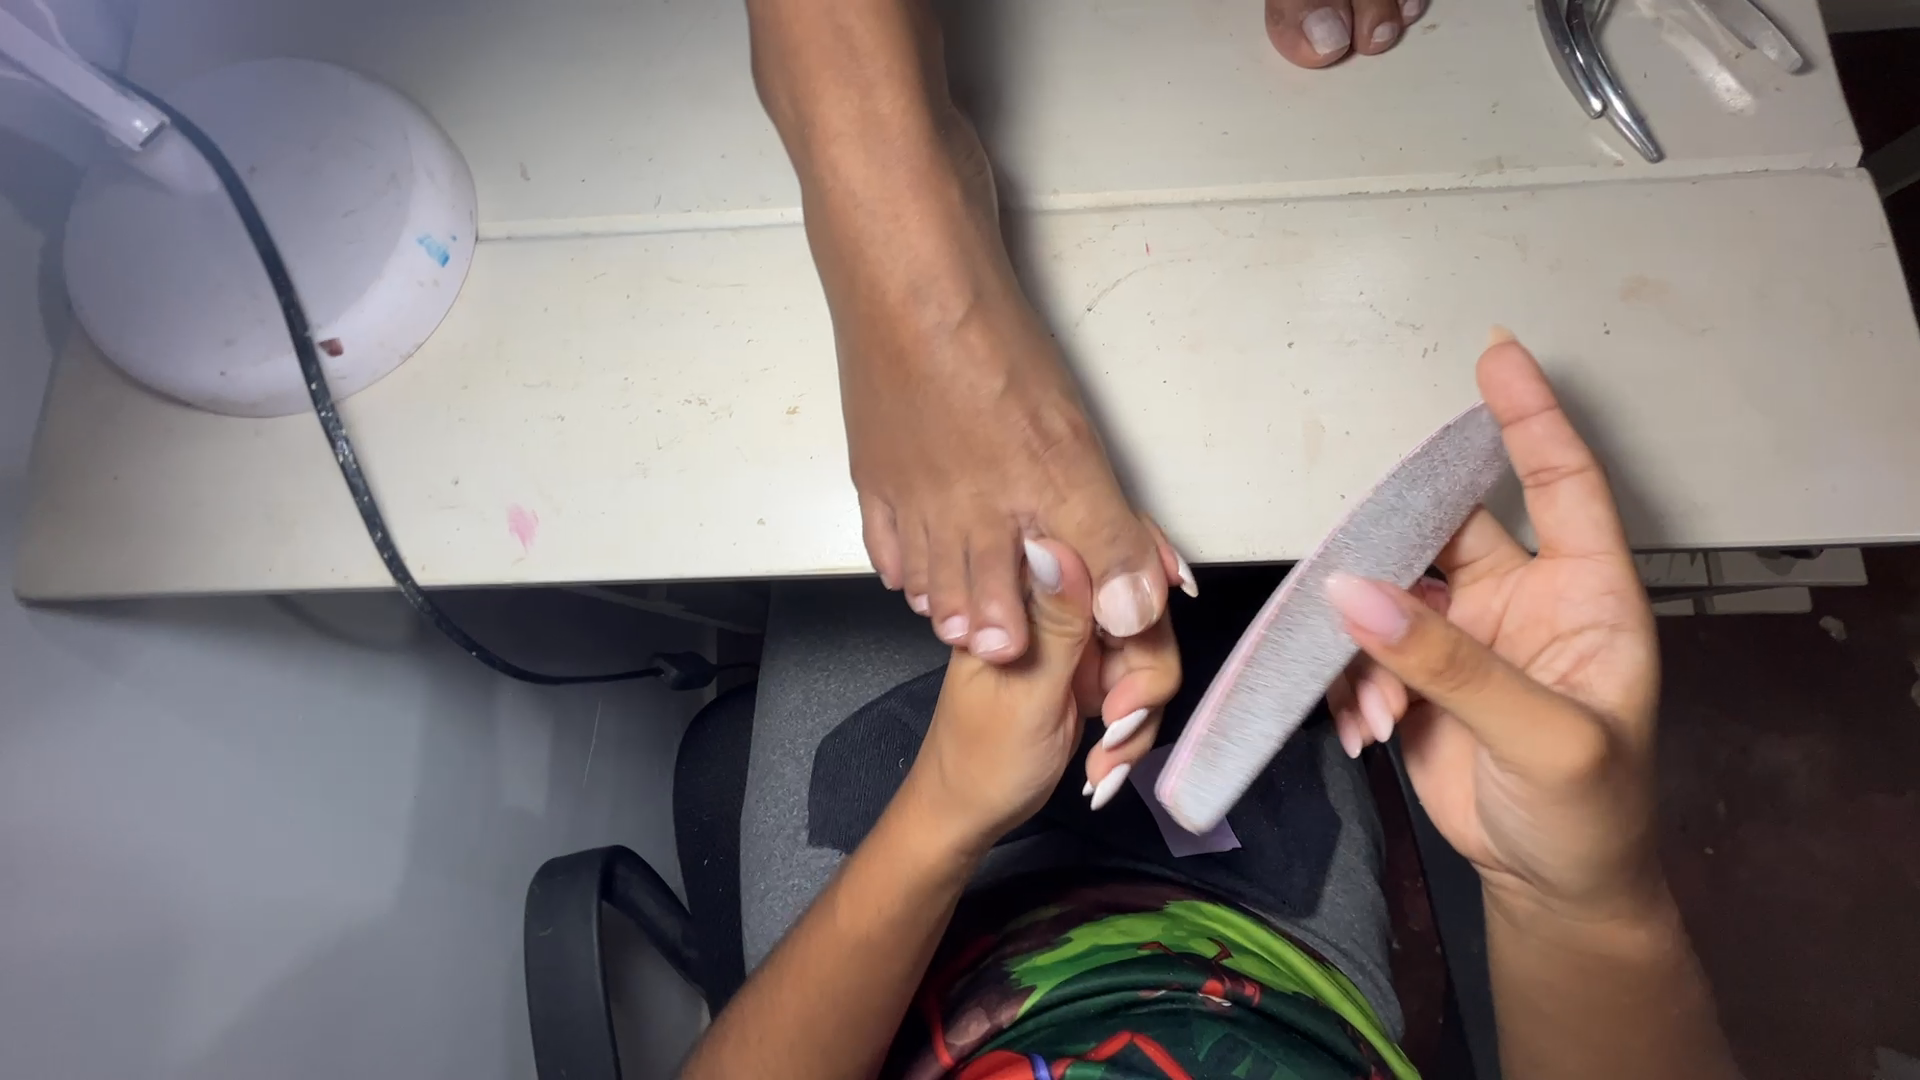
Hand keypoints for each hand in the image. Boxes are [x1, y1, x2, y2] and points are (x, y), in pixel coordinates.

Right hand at [814, 113, 1192, 668]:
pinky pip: (880, 538)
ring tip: (959, 620)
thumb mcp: (1076, 450)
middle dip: (990, 628)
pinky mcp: (871, 461)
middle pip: (968, 599)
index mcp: (1001, 523)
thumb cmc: (992, 354)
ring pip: (923, 574)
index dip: (1038, 640)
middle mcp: (947, 520)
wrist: (908, 279)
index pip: (1022, 610)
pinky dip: (898, 564)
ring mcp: (901, 491)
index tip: (1047, 655)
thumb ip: (1107, 535)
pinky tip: (905, 571)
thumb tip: (1135, 612)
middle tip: (1002, 647)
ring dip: (945, 601)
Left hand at [903, 538, 1179, 851]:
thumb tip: (1055, 542)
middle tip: (1118, 726)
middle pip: (1138, 608)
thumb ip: (1056, 623)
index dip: (1141, 587)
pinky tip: (1104, 764)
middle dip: (1144, 674)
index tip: (1143, 650)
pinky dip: (1133, 727)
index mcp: (1023, 595)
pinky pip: (1137, 684)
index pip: (1098, 556)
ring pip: (1146, 651)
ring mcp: (1075, 640)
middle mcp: (1053, 606)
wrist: (972, 814)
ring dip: (1139, 713)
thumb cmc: (983, 759)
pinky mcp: (1090, 671)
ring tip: (1105, 762)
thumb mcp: (1027, 692)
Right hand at [1325, 334, 1662, 922]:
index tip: (1495, 357)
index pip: (1560, 486)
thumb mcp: (1542, 737)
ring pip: (1380, 596)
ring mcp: (1454, 635)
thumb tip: (1353, 594)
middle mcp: (1514, 601)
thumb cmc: (1587, 810)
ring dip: (1363, 647)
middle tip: (1352, 587)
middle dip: (1390, 560)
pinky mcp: (1408, 671)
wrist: (1544, 878)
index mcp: (1583, 596)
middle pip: (1438, 537)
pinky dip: (1347, 681)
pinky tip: (1365, 726)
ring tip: (1380, 708)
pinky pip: (1355, 646)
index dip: (1529, 420)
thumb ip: (1449, 663)